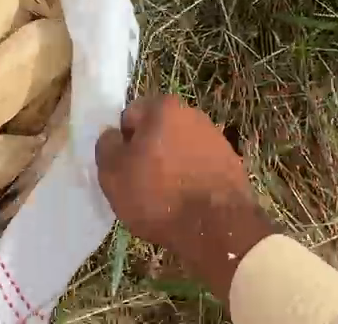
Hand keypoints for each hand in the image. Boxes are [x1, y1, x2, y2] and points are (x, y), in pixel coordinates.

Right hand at [95, 94, 274, 300]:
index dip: (122, 144)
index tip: (124, 171)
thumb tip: (113, 137)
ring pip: (179, 151)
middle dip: (148, 154)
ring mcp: (215, 138)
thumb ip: (106, 146)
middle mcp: (192, 113)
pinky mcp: (231, 164)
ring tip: (166, 201)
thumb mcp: (113, 173)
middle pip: (157, 132)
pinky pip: (199, 168)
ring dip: (171, 168)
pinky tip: (188, 206)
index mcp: (163, 106)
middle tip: (141, 187)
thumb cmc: (159, 196)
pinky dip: (192, 181)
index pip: (130, 117)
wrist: (218, 229)